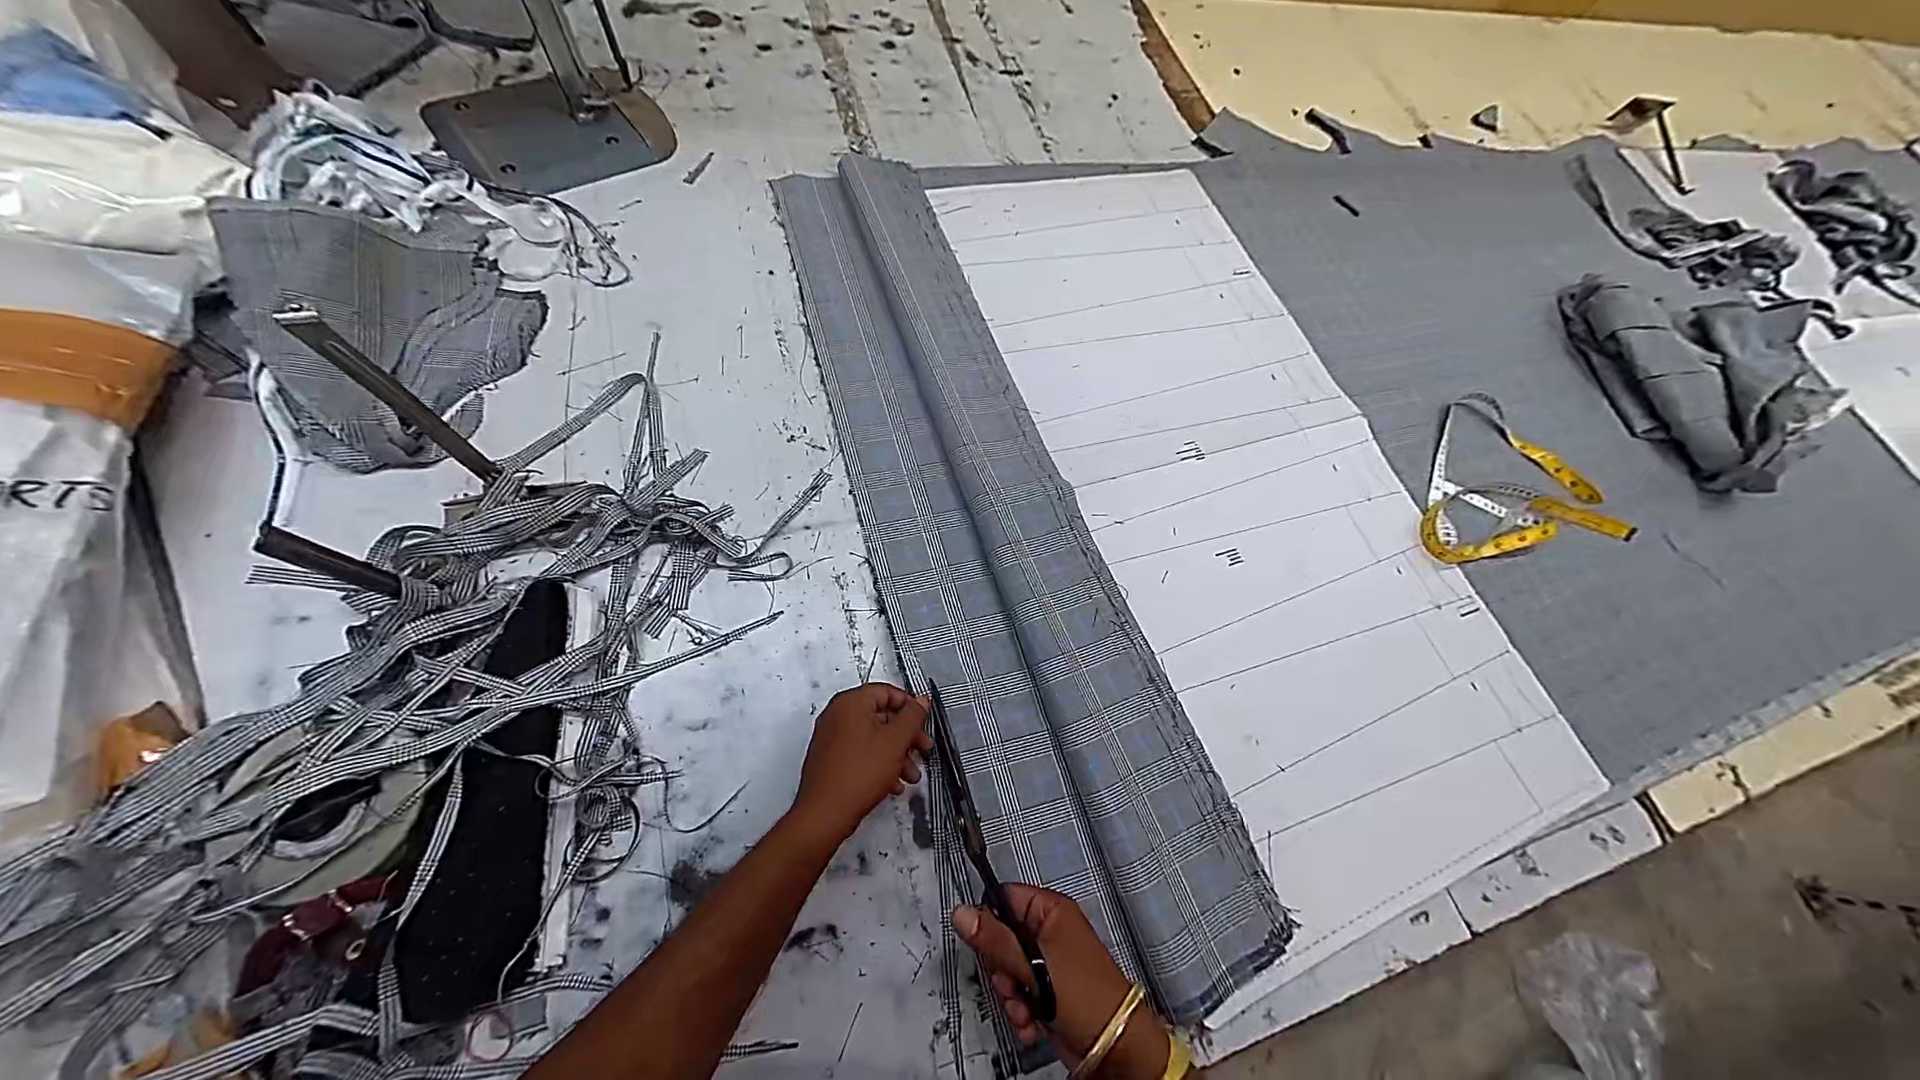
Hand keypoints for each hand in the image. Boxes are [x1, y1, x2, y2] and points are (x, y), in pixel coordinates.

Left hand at [789, 683, 931, 843]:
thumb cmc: (854, 776)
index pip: (886, 691)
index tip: (922, 719)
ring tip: (909, 773)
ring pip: (872, 738)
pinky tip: (892, 782)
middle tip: (921, 747)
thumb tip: (920, 701)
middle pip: (881, 715)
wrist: (826, 813)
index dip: (909, 705)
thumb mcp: (896, 741)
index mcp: (850, 703)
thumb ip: (912, 717)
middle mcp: (837, 716)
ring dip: (896, 753)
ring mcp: (831, 738)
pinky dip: (878, 763)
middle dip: (905, 735)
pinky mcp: (830, 760)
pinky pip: (860, 753)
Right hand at [956, 886, 1171, 1078]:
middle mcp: (1048, 932)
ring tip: (1025, 1010)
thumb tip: (962, 913)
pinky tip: (1031, 1024)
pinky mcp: (1048, 991)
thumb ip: (995, 940)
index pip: (1005, 899)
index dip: (990, 921)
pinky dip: (1021, 1010)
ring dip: (1010, 996)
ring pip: (1007, 969)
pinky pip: (1019, 992)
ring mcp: (1048, 962)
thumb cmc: (1084, 996)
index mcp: (1050, 910)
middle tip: (1012, 983)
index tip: (987, 946)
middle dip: (1001, 969)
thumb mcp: (1033, 965)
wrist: (1116, 1049)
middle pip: (1001, 938)